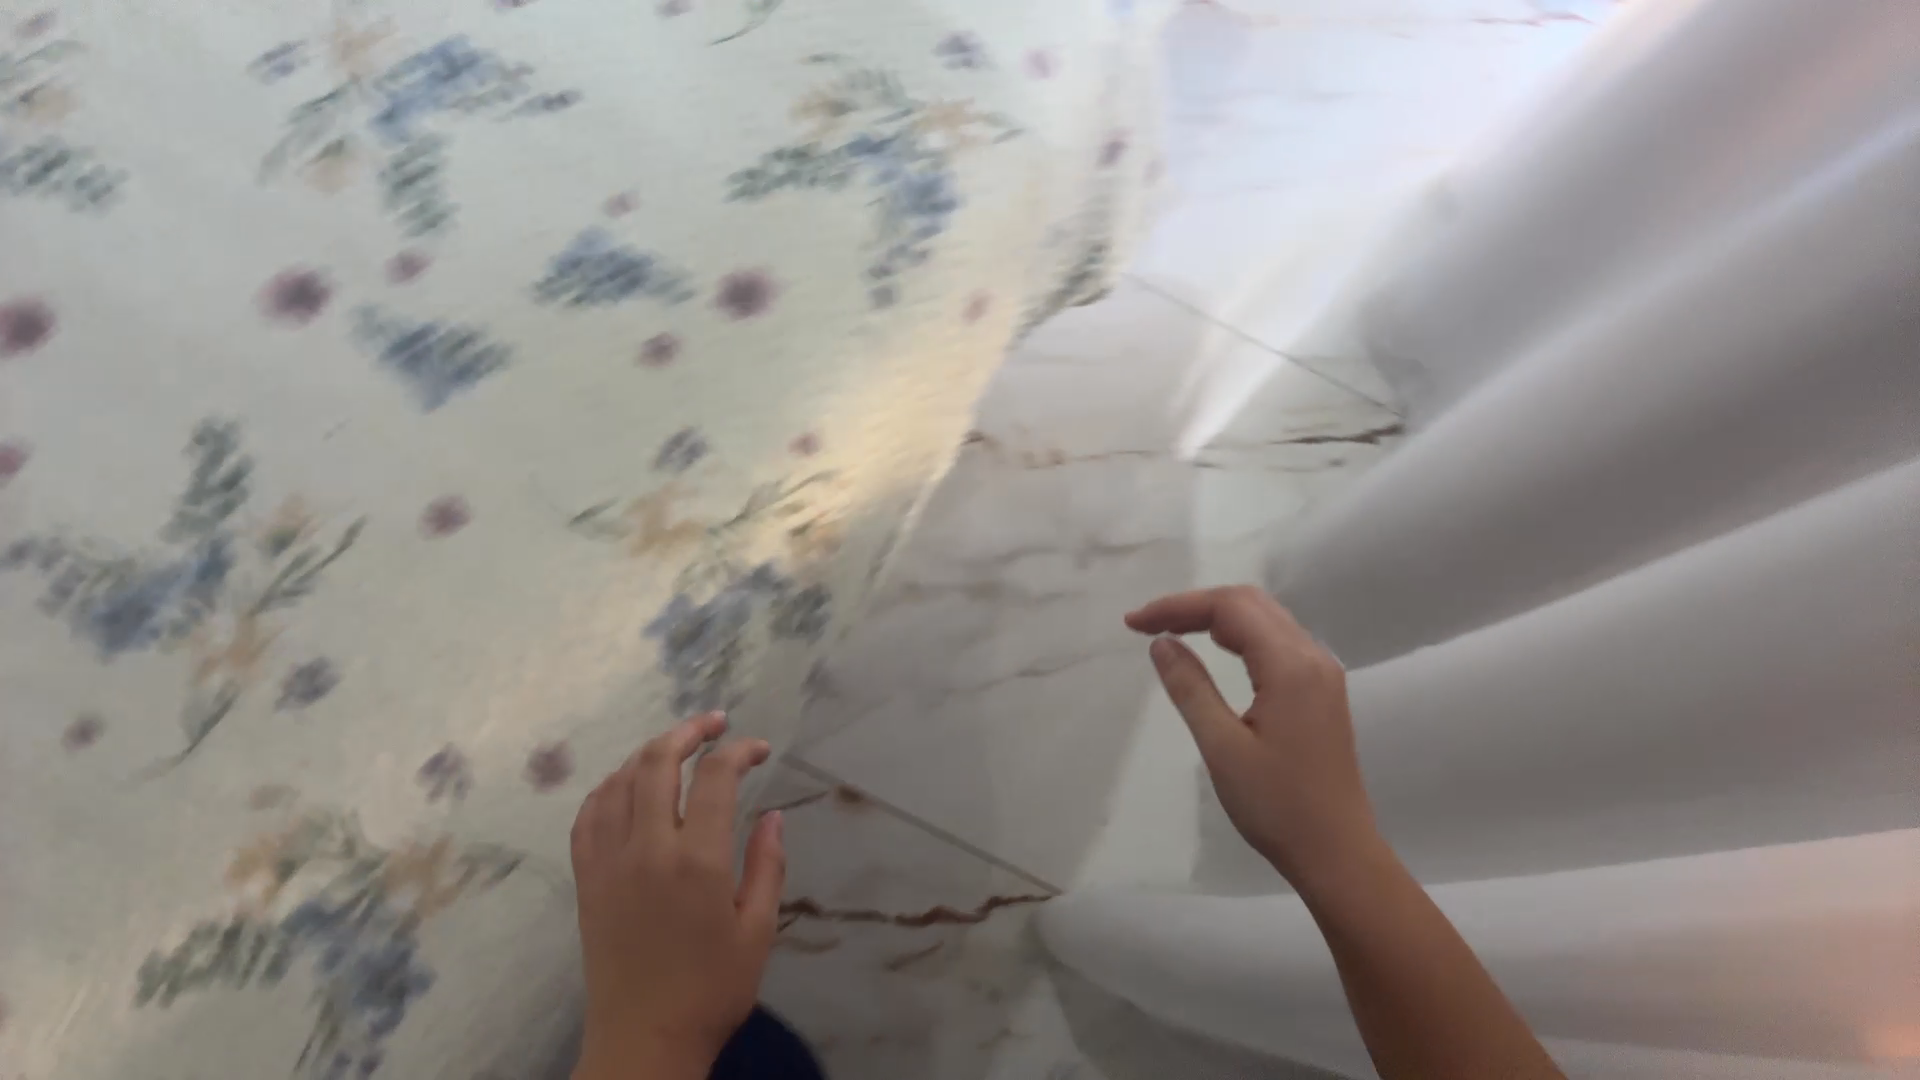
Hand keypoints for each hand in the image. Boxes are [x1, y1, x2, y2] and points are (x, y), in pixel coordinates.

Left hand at [569, 712, 784, 1079]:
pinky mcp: (586, 880)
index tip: (760, 749)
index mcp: (697, 860)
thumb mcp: (757, 929)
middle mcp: (647, 849)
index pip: (715, 776)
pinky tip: (627, 783)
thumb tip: (773, 814)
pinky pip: (588, 815)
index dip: (740, 750)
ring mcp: (609, 862)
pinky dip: (609, 786)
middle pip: (658, 762)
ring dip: (650, 751)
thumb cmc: (712, 990)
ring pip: (620, 780)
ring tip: (677, 746)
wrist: (642, 1045)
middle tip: (717, 723)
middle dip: (690, 731)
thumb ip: (767, 864)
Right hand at [1127, 586, 1380, 888]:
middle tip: (1148, 625)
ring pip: (1264, 618)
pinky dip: (1238, 633)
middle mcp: (1312, 657)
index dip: (1177, 606)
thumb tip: (1161, 643)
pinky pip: (1276, 640)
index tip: (1134, 624)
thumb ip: (1190, 687)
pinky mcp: (1320, 690)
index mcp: (1291, 666)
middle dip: (1194, 605)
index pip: (1229, 608)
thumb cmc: (1277, 805)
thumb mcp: (1222, 747)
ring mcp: (1322, 672)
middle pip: (1249, 602)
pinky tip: (1215, 649)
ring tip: (1170, 631)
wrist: (1337, 853)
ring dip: (1216, 616)